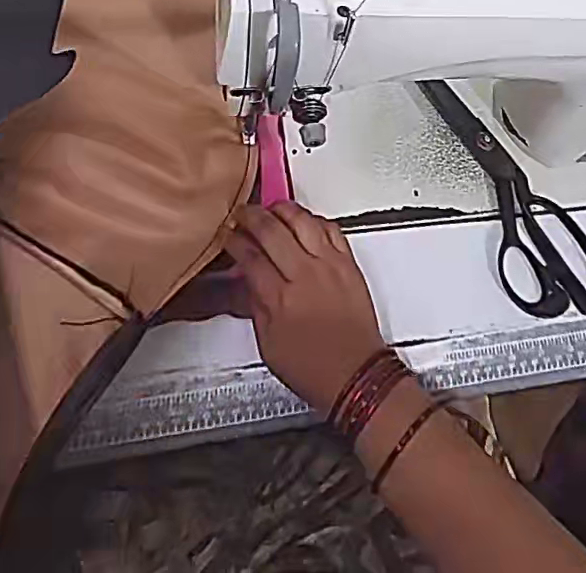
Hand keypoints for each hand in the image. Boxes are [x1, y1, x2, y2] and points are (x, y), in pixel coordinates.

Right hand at [224, 202, 385, 411]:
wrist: (357, 376)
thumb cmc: (316, 369)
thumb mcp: (269, 345)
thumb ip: (255, 306)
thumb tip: (245, 279)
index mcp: (280, 299)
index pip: (249, 255)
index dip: (234, 240)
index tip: (228, 235)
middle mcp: (305, 276)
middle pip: (271, 230)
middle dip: (251, 216)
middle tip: (242, 215)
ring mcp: (329, 266)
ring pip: (302, 220)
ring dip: (281, 210)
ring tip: (271, 210)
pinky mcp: (348, 264)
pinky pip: (330, 228)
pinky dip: (313, 219)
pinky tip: (304, 221)